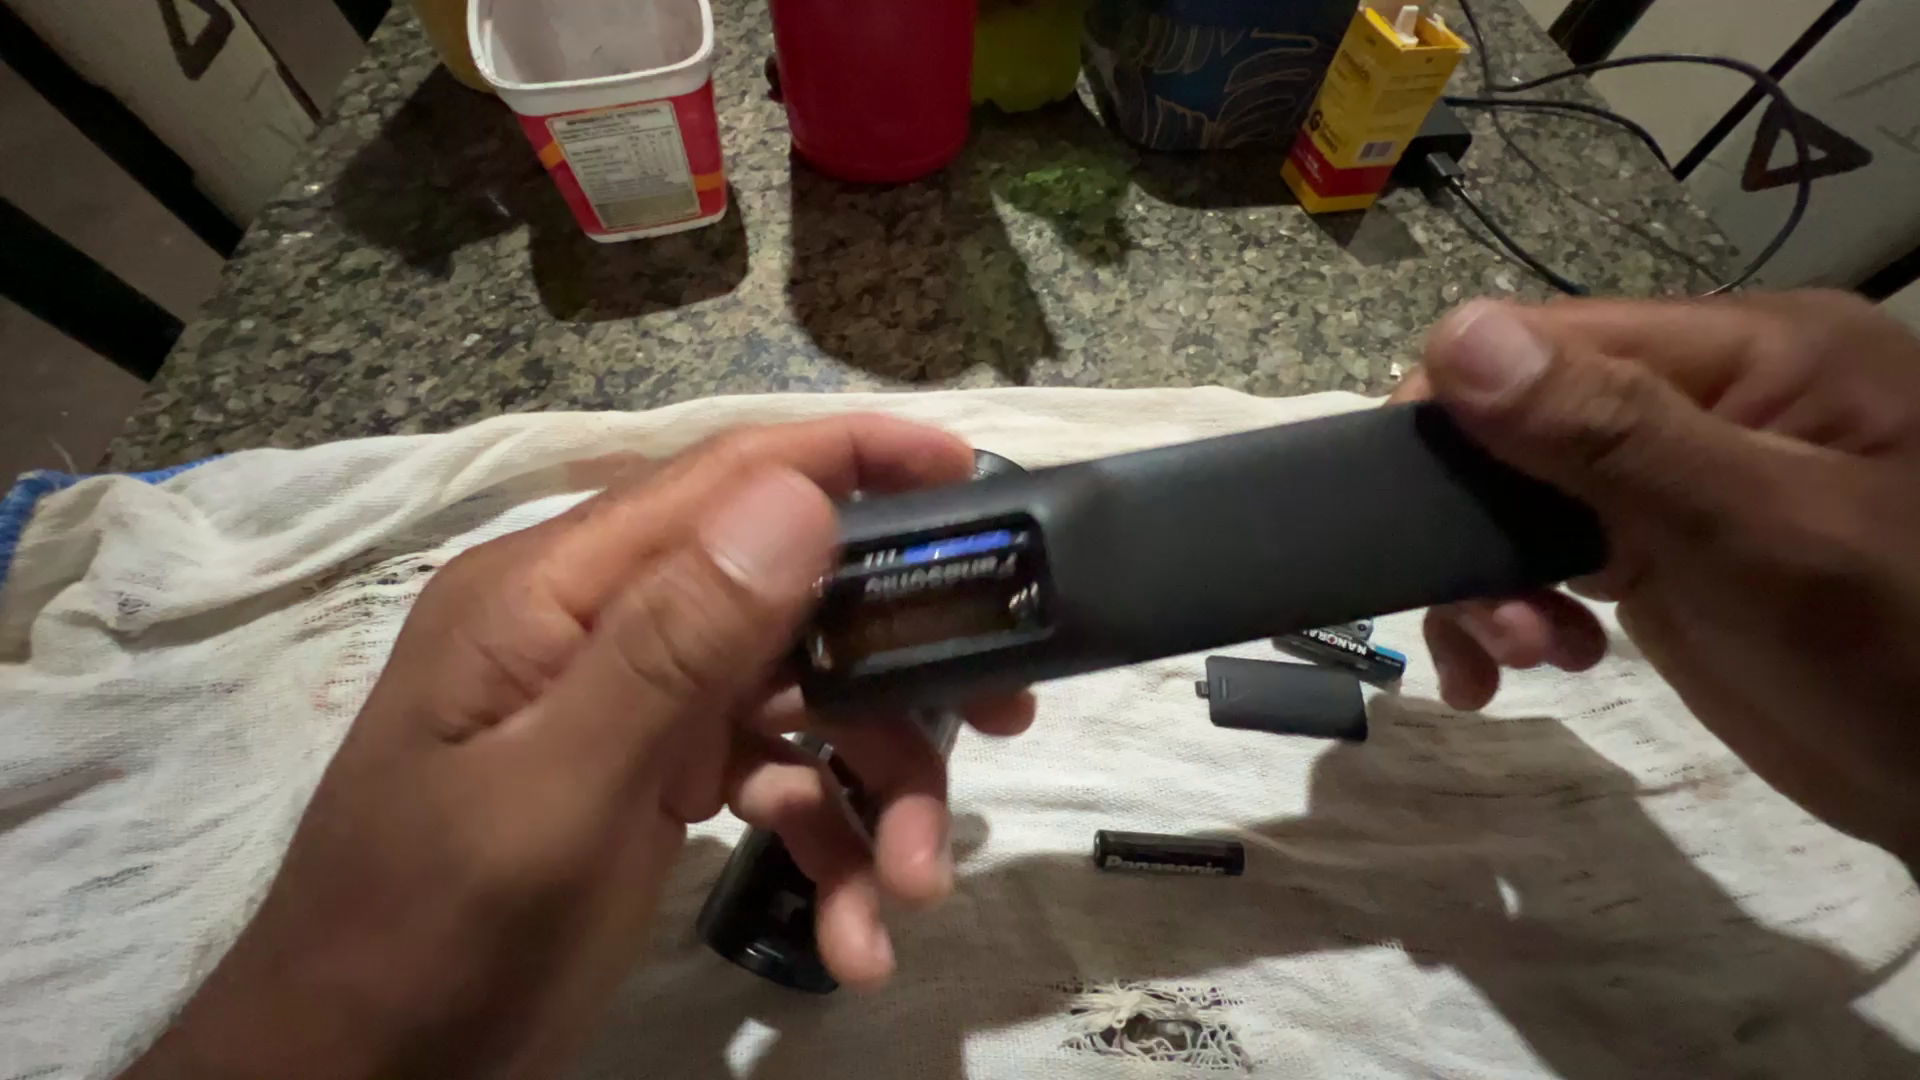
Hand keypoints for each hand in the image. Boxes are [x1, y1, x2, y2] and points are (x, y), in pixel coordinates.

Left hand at [122, 416, 1034, 1079]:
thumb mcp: (557, 798)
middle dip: (906, 663)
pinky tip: (856, 931)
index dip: (854, 457)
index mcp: (567, 588)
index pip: (732, 477)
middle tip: (1008, 707)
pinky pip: (781, 772)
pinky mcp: (672, 761)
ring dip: (878, 785)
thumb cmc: (436, 942)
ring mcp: (651, 693)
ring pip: (809, 697)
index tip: (963, 468)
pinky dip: (830, 838)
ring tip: (912, 884)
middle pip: (800, 597)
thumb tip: (798, 503)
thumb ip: (674, 644)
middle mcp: (617, 619)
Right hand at [1399, 291, 1919, 861]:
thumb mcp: (1756, 533)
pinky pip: (1526, 559)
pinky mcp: (1633, 549)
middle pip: (1504, 431)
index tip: (1409, 507)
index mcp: (1741, 356)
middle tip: (1492, 619)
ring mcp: (1655, 481)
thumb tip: (1454, 337)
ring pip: (1501, 504)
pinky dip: (1504, 615)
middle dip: (1469, 527)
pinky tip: (1521, 665)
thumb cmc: (1909, 651)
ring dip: (1484, 586)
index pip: (1537, 344)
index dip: (1452, 415)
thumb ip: (1607, 431)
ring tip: (1520, 655)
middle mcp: (1689, 403)